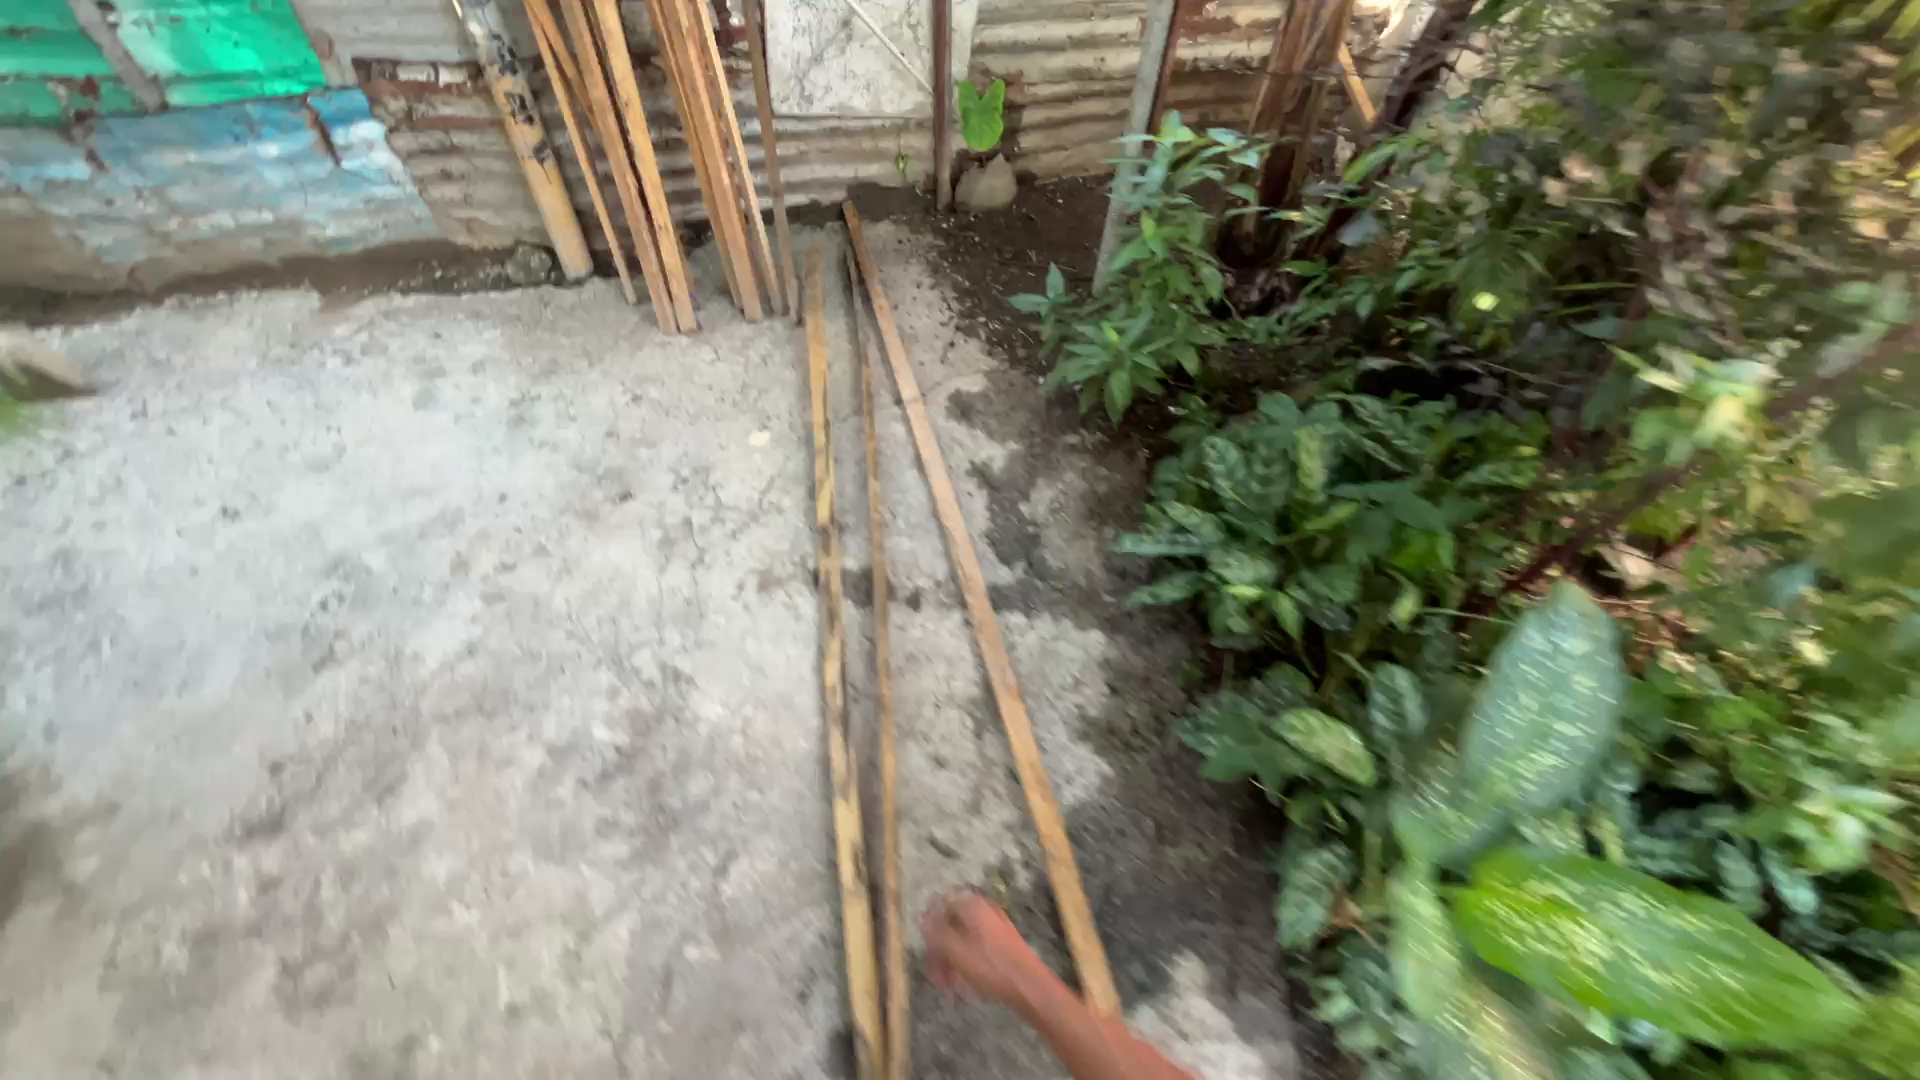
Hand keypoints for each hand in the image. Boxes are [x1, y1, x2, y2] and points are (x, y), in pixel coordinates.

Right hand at [921, 890, 1051, 1008]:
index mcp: (972, 905)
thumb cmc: (991, 967)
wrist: (1030, 986)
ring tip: (947, 985)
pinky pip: (976, 946)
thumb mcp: (957, 952)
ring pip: (964, 937)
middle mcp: (984, 909)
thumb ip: (938, 933)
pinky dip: (966, 961)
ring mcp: (995, 924)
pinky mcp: (1003, 942)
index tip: (925, 947)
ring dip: (951, 958)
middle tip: (934, 974)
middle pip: (952, 922)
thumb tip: (924, 919)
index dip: (929, 924)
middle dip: (940, 948)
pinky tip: (964, 983)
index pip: (942, 903)